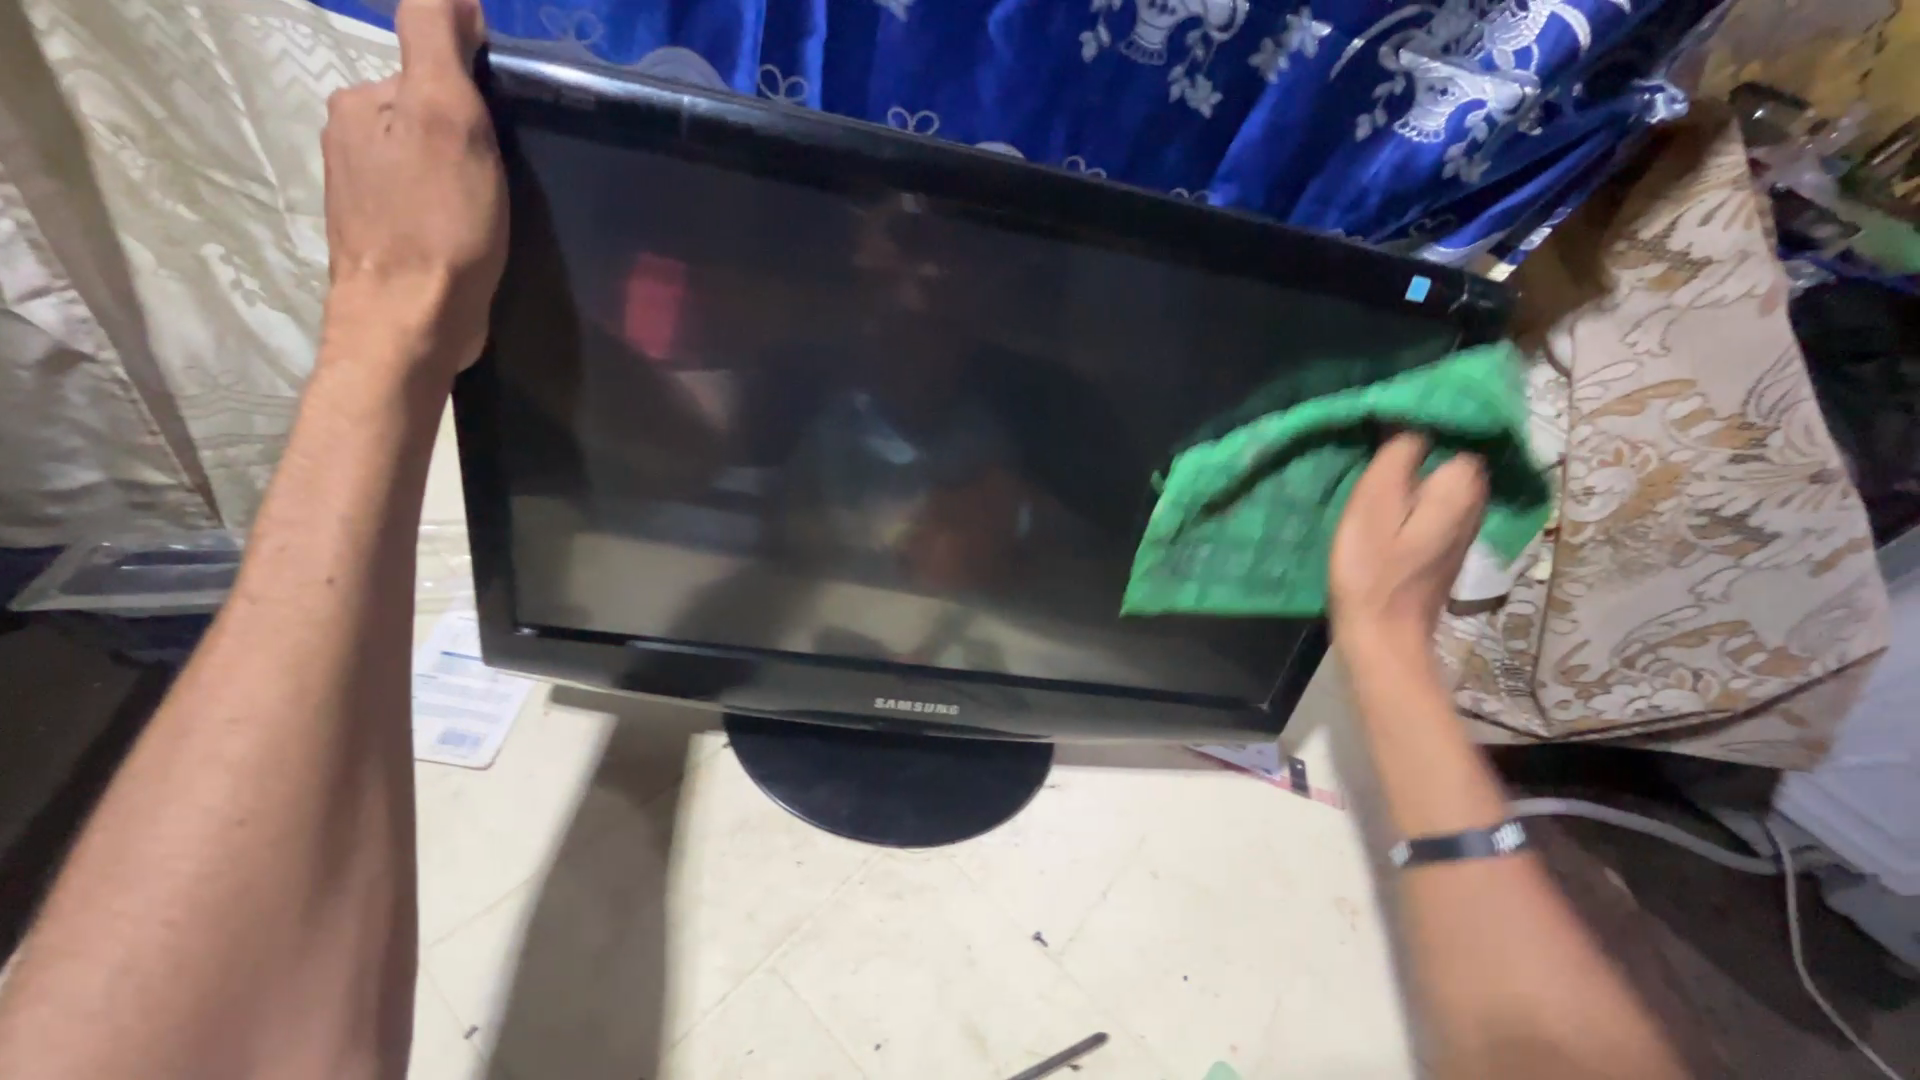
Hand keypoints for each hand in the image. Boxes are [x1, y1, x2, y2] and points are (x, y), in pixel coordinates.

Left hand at [321, 0, 505, 376]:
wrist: (410, 325)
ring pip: (431, 164)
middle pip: (431, 118)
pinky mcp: (385, 239)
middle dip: (473, 141)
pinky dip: (455, 214)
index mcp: (363, 102)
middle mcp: (351, 138)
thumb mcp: (447, 117)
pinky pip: (429, 205)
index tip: (508, 143)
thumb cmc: (438, 226)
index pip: (433, 73)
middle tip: (509, 184)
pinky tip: (474, 240)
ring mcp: (363, 193)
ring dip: (466, 180)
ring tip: (494, 217)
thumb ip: (440, 42)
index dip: (481, 102)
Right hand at [1329, 432, 1486, 663]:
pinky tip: (1390, 488)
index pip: (1456, 425)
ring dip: (1421, 460)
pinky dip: (1419, 485)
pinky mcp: (1448, 541)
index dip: (1424, 413)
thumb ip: (1397, 458)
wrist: (1383, 638)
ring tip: (1380, 450)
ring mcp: (1465, 523)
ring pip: (1446, 472)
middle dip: (1425, 433)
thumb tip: (1412, 422)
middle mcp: (1475, 499)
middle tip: (1377, 428)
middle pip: (1455, 449)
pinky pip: (1438, 495)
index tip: (1386, 409)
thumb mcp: (1372, 507)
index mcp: (1460, 485)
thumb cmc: (1372, 572)